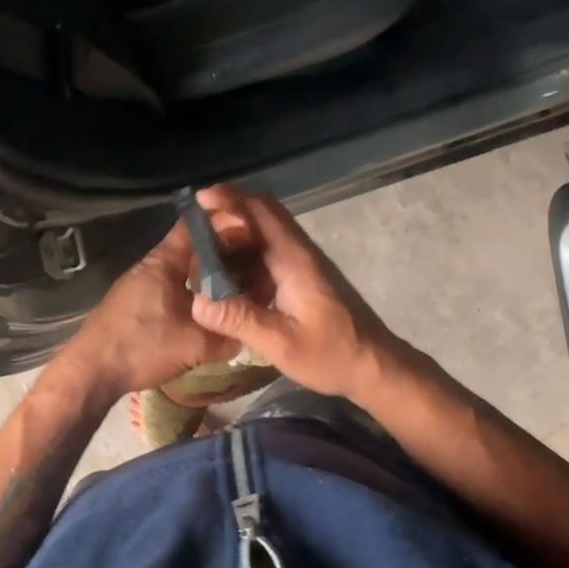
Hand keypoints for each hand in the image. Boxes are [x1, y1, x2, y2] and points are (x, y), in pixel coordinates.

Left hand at [52, 215, 247, 400]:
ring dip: (204, 280)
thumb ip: (226, 336)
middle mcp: (149, 266)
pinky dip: (189, 296)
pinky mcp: (134, 305)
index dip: (223, 224)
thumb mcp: (194, 344)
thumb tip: (248, 332)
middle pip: (191, 251)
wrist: (92, 371)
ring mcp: (139, 285)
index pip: (195, 227)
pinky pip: (170, 291)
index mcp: (163, 262)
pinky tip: (204, 314)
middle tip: (252, 268)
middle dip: (221, 257)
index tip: (251, 231)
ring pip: (180, 274)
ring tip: (234, 292)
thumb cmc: (142, 346)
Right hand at [189, 185, 406, 399]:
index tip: (199, 199)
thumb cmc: (333, 354)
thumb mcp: (282, 343)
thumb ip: (240, 319)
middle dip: (225, 216)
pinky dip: (243, 257)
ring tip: (201, 255)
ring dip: (233, 237)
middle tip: (193, 233)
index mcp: (294, 258)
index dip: (230, 199)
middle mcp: (297, 252)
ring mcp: (300, 264)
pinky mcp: (300, 277)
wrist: (375, 368)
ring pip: (262, 234)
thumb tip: (196, 302)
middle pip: (260, 215)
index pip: (261, 211)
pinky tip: (226, 280)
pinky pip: (266, 254)